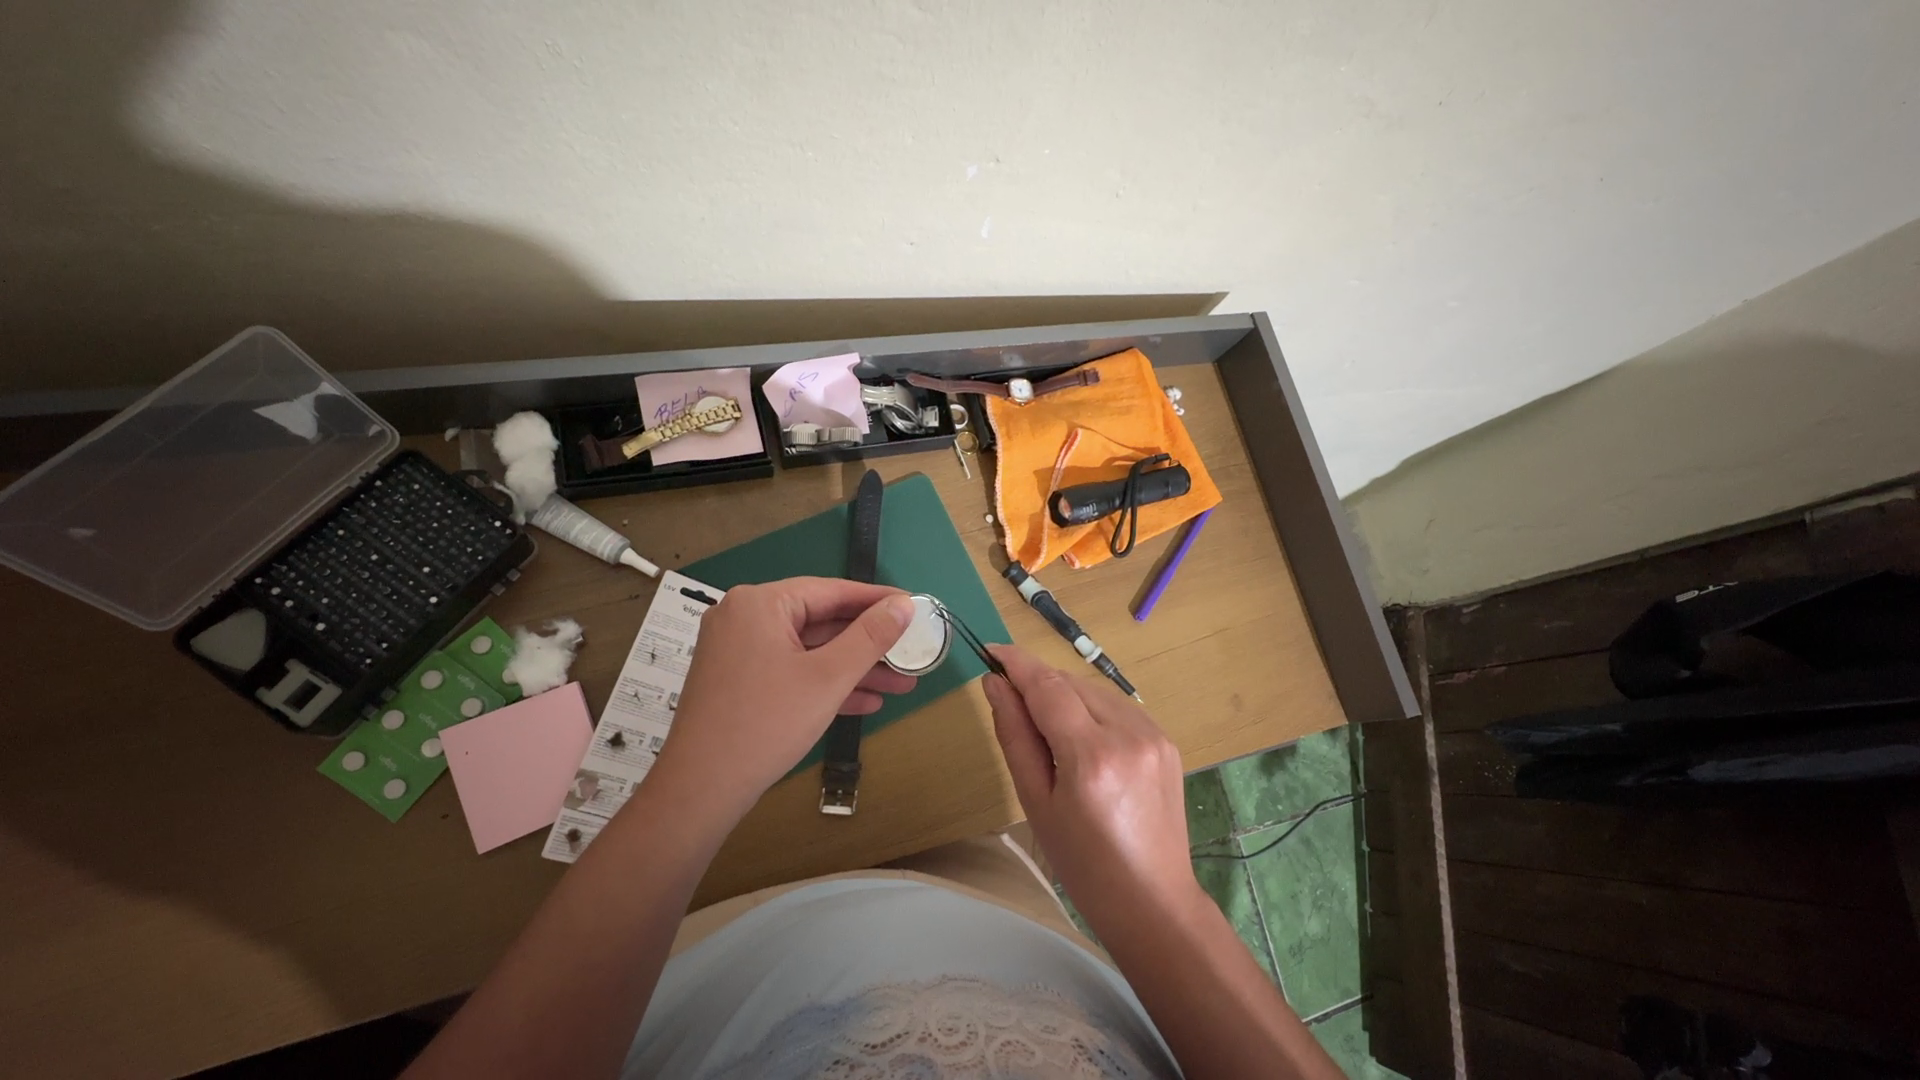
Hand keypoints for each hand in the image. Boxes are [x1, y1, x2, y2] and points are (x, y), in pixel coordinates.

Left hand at [652, 578, 917, 815]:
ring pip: (809, 651)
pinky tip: (867, 701)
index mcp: (760, 604)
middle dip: (869, 643)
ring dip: (854, 668)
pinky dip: (825, 684)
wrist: (701, 789)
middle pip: (821, 622)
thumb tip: (904, 605)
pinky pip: (792, 671)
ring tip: (903, 682)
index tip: (915, 606)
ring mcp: (739, 652)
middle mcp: (745, 618)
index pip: (831, 591)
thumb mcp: (828, 678)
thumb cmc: (766, 724)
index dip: (877, 601)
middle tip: (913, 650)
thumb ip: (869, 637)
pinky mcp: (740, 682)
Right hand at [983, 645, 1199, 922]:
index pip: (1047, 686)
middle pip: (1071, 683)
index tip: (990, 651)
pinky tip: (1081, 740)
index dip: (1016, 663)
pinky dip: (1092, 710)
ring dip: (1065, 695)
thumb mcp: (1036, 802)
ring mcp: (1154, 734)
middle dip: (1038, 683)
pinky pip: (1118, 707)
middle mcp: (1129, 733)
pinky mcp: (1167, 740)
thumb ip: (1015, 736)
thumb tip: (995, 685)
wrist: (1152, 901)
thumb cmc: (1083, 864)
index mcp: (1092, 756)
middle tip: (1010, 703)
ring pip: (1095, 691)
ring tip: (1047, 732)